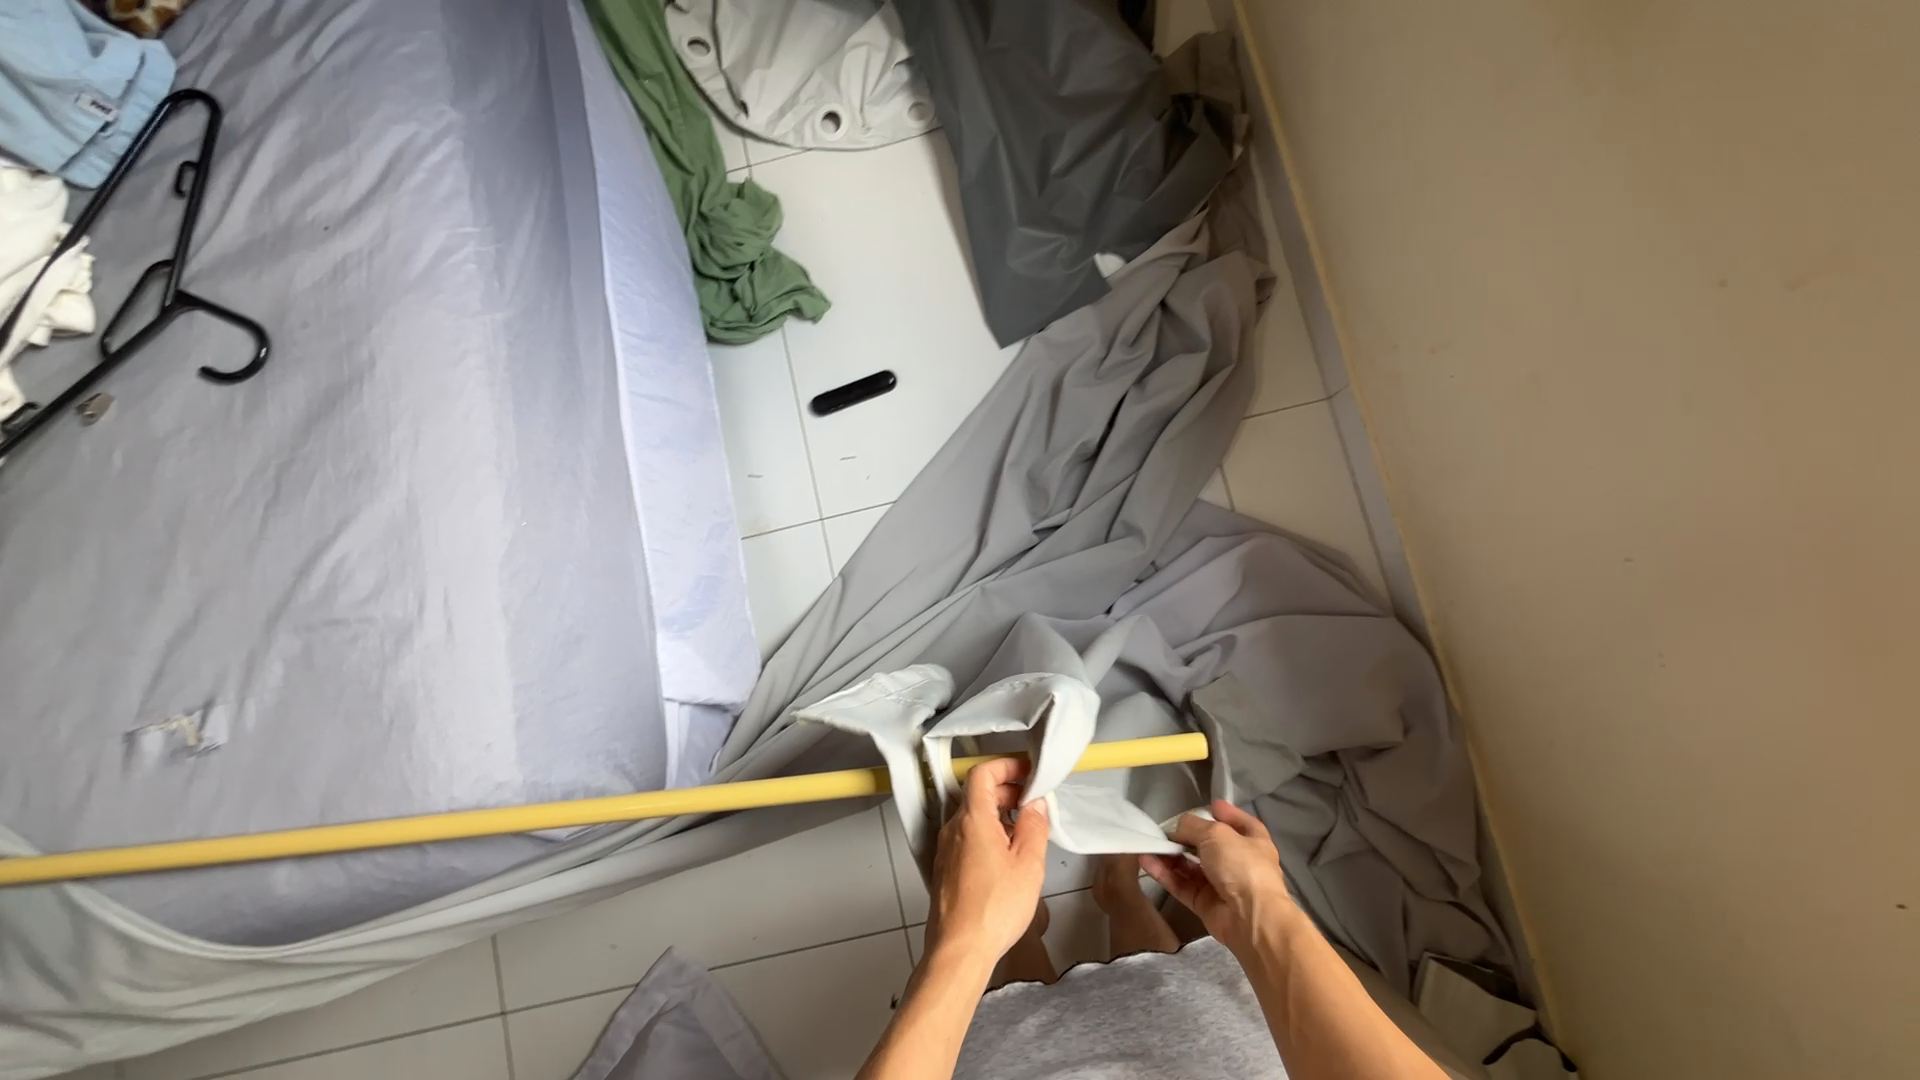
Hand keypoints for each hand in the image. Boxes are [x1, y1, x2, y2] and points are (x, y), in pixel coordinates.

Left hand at [923, 757, 1050, 968]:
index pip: (982, 773)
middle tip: (1033, 803)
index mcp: (972, 819)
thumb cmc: (993, 908)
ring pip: (972, 817)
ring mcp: (946, 849)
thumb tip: (1036, 804)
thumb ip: (1034, 825)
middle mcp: (953, 828)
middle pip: (977, 793)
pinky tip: (1007, 856)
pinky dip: (987, 834)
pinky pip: (967, 837)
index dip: (1006, 766)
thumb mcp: (1028, 863)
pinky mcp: (946, 869)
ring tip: (1025, 832)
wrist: (960, 950)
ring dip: (998, 814)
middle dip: (1007, 791)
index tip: (1028, 772)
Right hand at [1140, 800, 1301, 953]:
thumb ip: (1192, 825)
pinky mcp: (1204, 903)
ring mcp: (1221, 884)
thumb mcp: (1216, 833)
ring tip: (1149, 844)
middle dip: (1185, 836)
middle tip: (1163, 829)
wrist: (1251, 918)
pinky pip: (1181, 885)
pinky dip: (1164, 873)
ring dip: (1169, 855)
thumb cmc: (1241, 866)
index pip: (1239, 822)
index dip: (1224, 813)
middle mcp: (1238, 862)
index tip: (1207, 805)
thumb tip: (1177, 828)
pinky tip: (1146, 862)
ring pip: (1190, 866)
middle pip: (1208, 844)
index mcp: (1252, 841)